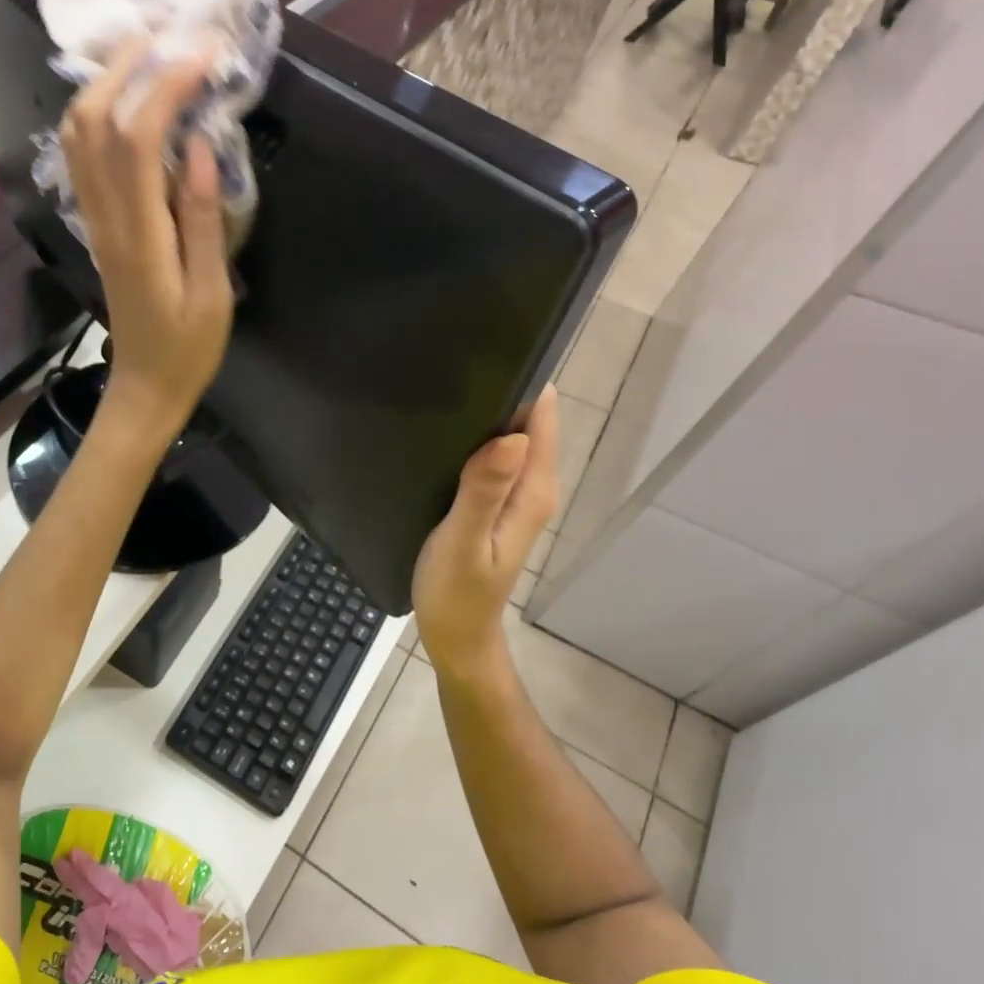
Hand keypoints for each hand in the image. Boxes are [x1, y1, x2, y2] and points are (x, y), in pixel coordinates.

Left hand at [61, 42, 233, 436]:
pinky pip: (82, 161)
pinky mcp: (97, 228)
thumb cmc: (187, 349)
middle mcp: (106, 220)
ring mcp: (95, 223)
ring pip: (77, 138)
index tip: (201, 55)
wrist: (145, 388)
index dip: (164, 85)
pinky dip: (97, 119)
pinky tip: (126, 105)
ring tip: (147, 58)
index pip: (137, 138)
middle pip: (91, 124)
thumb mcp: (211, 291)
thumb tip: (198, 145)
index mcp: (139, 235)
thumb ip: (202, 218)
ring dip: (104, 87)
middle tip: (168, 38)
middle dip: (124, 69)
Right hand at [413, 386, 559, 673]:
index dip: (523, 379)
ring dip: (485, 412)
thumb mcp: (463, 542)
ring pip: (509, 435)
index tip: (486, 350)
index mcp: (531, 490)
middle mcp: (531, 485)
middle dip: (501, 388)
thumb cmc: (455, 591)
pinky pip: (492, 454)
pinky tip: (443, 427)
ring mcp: (514, 493)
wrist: (454, 634)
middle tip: (450, 360)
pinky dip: (474, 436)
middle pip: (528, 419)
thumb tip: (511, 436)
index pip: (541, 416)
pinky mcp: (494, 500)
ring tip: (443, 384)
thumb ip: (483, 491)